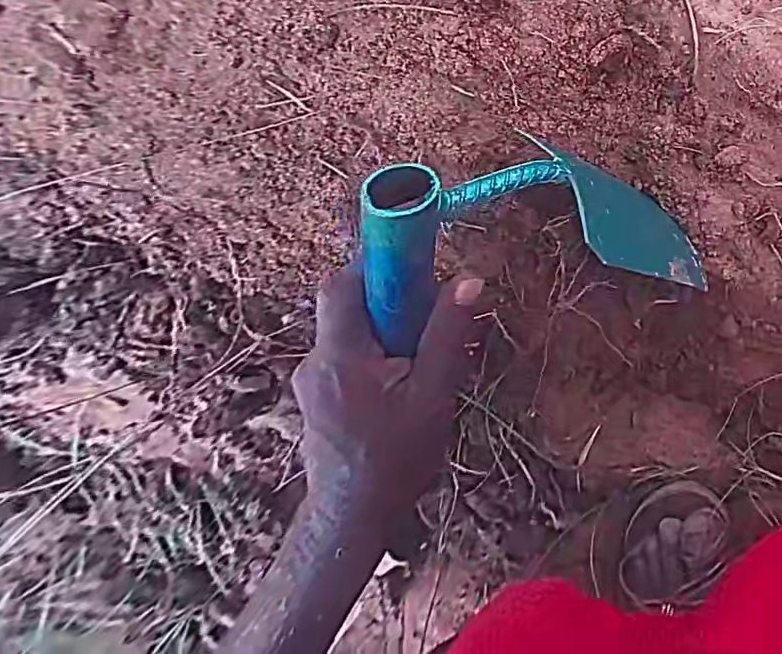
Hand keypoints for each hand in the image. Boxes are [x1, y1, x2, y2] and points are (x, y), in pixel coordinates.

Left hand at [292, 264, 485, 519]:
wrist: (350, 523)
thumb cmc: (395, 457)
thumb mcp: (433, 393)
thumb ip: (447, 333)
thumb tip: (470, 279)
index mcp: (340, 355)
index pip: (341, 284)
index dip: (374, 261)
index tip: (412, 258)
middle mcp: (316, 361)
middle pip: (346, 304)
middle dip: (389, 295)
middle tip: (429, 308)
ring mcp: (312, 380)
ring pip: (350, 330)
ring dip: (386, 326)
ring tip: (423, 351)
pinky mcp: (317, 397)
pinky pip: (348, 353)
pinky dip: (376, 349)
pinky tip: (404, 377)